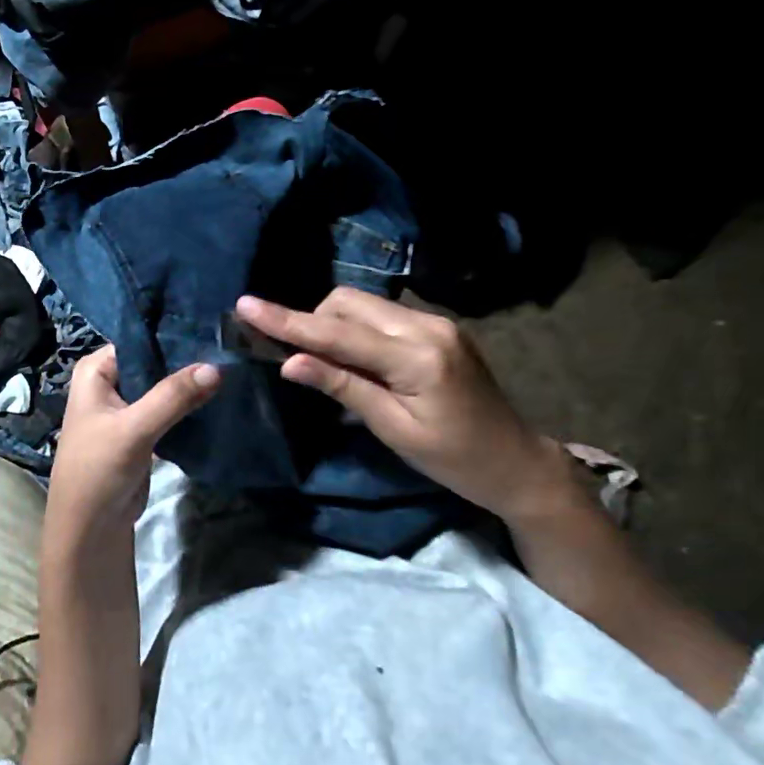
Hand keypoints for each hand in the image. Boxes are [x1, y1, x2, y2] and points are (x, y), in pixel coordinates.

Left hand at [51, 346, 219, 530]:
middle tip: (230, 349)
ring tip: (232, 369)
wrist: (92, 526)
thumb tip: (216, 367)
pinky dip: (190, 405)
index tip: (213, 330)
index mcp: (97, 369)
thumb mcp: (133, 429)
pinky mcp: (144, 427)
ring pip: (166, 385)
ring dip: (192, 384)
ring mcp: (128, 404)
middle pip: (156, 360)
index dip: (174, 335)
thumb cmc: (98, 470)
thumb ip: (172, 397)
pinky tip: (220, 396)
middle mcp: (111, 380)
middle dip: (188, 360)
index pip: (141, 339)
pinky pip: (171, 407)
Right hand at [234, 290, 578, 519]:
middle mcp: (426, 325)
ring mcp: (436, 321)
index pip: (338, 333)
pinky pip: (382, 315)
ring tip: (326, 363)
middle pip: (348, 303)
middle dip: (313, 322)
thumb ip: (343, 388)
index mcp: (417, 357)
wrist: (517, 461)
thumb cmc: (454, 460)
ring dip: (334, 325)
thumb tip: (291, 363)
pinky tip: (357, 360)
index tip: (246, 305)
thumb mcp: (394, 430)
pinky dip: (358, 330)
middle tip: (294, 356)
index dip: (288, 321)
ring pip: (363, 304)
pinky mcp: (438, 326)